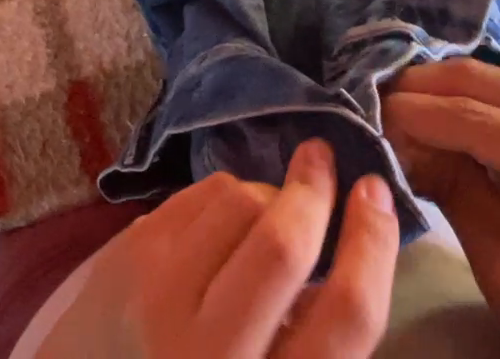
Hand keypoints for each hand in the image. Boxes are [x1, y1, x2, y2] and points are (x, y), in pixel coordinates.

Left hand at [37, 140, 400, 358]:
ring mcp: (155, 296)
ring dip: (263, 192)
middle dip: (312, 192)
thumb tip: (344, 251)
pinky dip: (220, 194)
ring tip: (269, 204)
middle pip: (281, 246)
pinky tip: (224, 212)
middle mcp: (208, 350)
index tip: (376, 193)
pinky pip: (194, 195)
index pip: (344, 318)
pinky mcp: (122, 258)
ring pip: (234, 205)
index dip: (373, 247)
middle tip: (324, 158)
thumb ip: (308, 339)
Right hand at [383, 60, 499, 358]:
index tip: (359, 123)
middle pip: (480, 80)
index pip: (477, 118)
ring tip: (391, 120)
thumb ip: (451, 188)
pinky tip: (428, 123)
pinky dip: (454, 102)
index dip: (409, 114)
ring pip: (486, 76)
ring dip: (430, 93)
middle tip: (366, 115)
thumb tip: (389, 134)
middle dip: (413, 91)